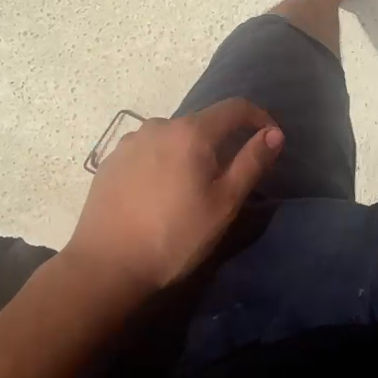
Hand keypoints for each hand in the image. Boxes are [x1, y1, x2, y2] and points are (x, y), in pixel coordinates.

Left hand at [62, 99, 282, 296]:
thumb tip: (274, 133)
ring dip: (189, 153)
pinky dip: (162, 163)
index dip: (259, 118)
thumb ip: (252, 162)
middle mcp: (160, 126)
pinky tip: (158, 195)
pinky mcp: (110, 162)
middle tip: (227, 180)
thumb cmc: (173, 237)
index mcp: (191, 132)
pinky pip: (148, 151)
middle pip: (203, 123)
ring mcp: (130, 142)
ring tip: (189, 189)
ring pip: (174, 138)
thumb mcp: (224, 204)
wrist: (103, 269)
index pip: (235, 108)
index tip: (270, 140)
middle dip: (222, 143)